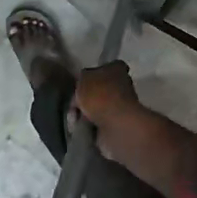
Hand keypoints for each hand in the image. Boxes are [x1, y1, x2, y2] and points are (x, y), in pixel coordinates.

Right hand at [72, 62, 191, 194]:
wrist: (116, 126)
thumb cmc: (100, 95)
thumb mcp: (83, 78)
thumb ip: (82, 78)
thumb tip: (85, 83)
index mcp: (117, 69)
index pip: (106, 68)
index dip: (93, 75)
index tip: (81, 85)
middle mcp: (122, 86)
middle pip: (98, 90)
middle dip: (85, 99)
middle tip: (74, 106)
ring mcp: (120, 108)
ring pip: (96, 109)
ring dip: (85, 115)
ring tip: (74, 121)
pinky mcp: (117, 126)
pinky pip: (97, 125)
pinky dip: (89, 128)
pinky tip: (80, 130)